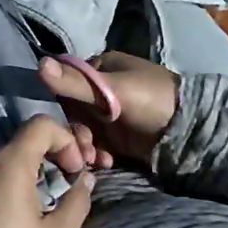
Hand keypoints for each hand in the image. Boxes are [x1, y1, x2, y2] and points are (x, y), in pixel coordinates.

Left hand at [0, 116, 96, 227]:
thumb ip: (77, 202)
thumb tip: (85, 180)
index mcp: (8, 163)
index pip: (41, 124)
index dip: (66, 139)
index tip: (73, 170)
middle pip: (22, 143)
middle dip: (49, 158)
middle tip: (63, 187)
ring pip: (3, 160)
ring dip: (26, 174)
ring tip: (37, 207)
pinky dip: (4, 183)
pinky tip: (9, 217)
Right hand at [37, 52, 178, 162]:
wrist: (188, 129)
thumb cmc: (151, 99)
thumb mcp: (113, 90)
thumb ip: (76, 83)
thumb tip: (39, 65)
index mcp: (99, 69)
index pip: (66, 88)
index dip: (60, 111)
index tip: (62, 132)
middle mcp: (101, 91)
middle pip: (73, 114)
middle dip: (75, 136)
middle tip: (82, 154)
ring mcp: (110, 115)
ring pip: (83, 132)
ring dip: (85, 148)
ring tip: (95, 161)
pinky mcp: (117, 137)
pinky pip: (97, 146)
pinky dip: (97, 155)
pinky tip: (105, 163)